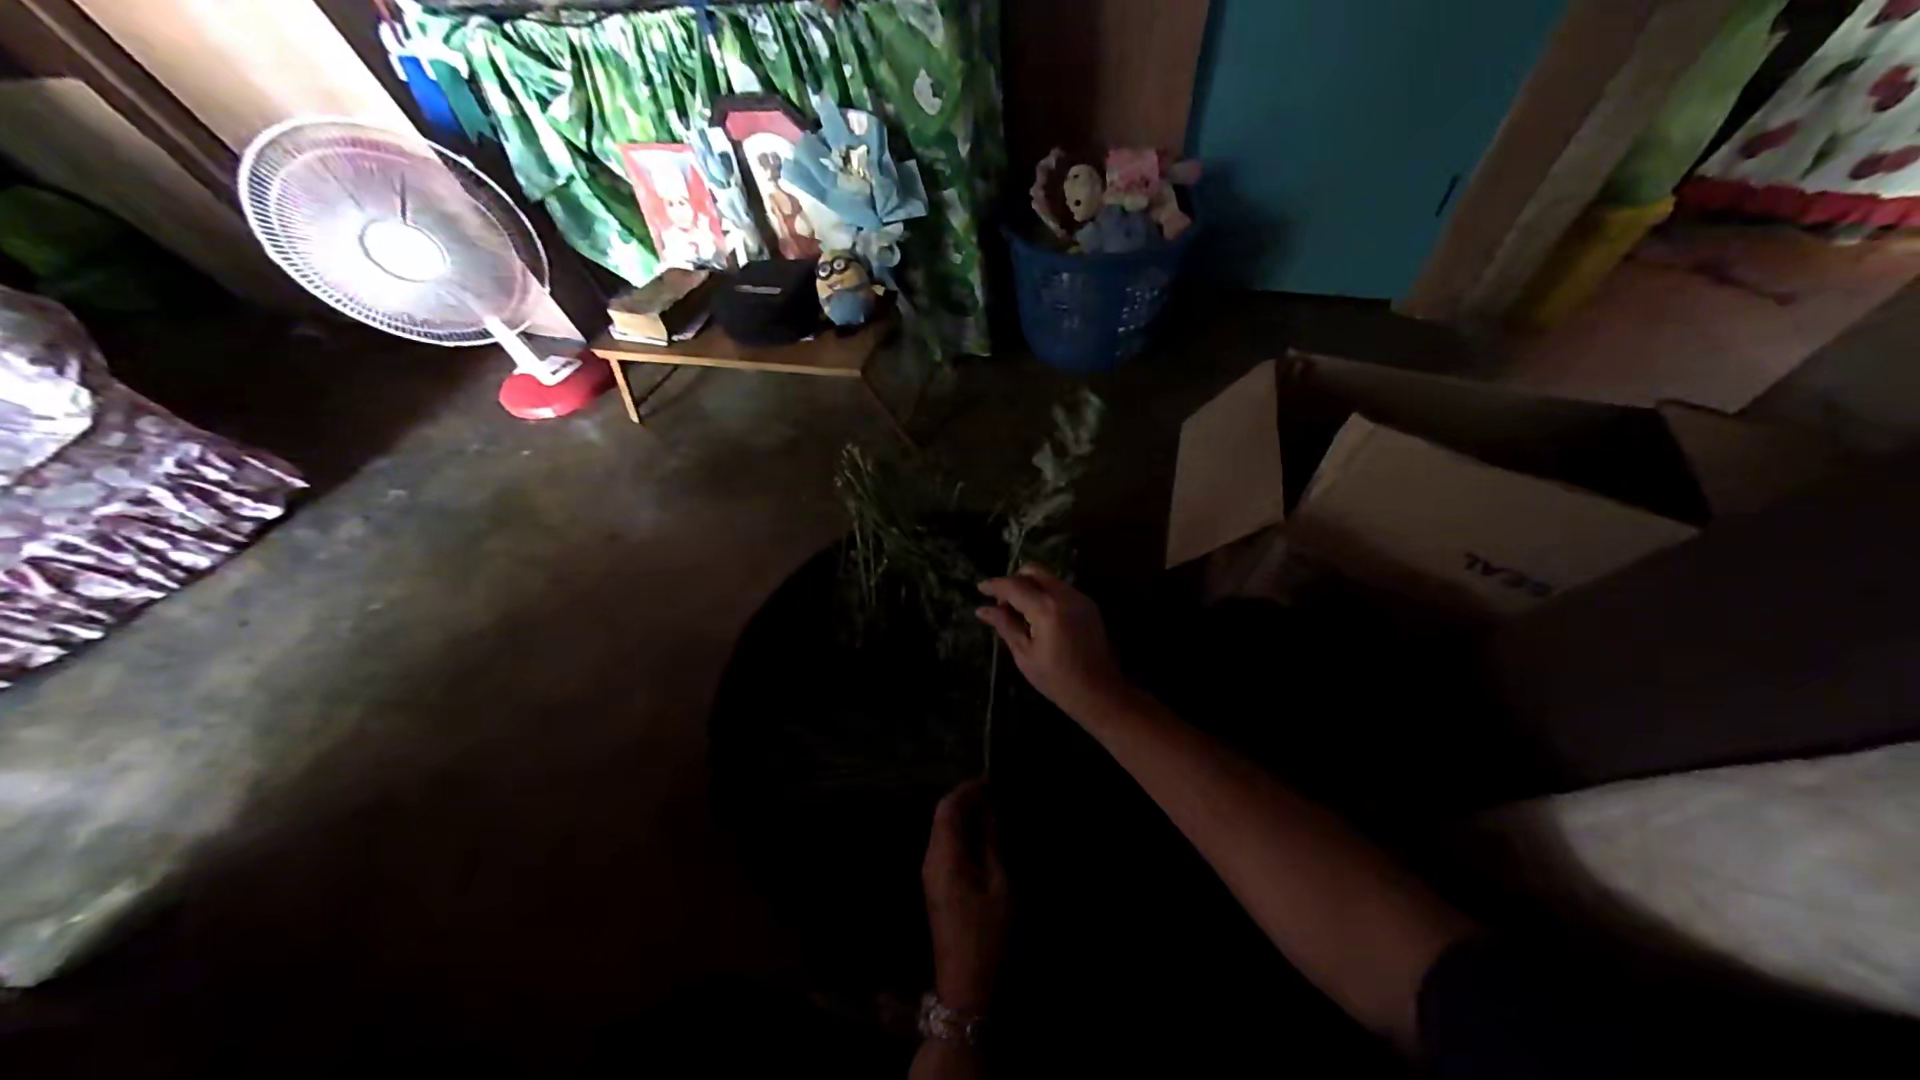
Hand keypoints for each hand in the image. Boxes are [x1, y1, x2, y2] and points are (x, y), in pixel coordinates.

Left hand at [922, 779, 1009, 1013]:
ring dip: (963, 816)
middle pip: (942, 816)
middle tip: (994, 793)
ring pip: (942, 830)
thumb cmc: (986, 934)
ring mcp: (929, 872)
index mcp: (944, 857)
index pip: (947, 809)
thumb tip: (991, 812)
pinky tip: (982, 835)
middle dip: (965, 799)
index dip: (966, 790)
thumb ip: (991, 845)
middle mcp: (930, 859)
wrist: (964, 981)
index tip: (989, 780)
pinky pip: (944, 845)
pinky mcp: (935, 883)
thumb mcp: (999, 886)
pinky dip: (961, 833)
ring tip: (992, 809)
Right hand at [975, 565, 1127, 714]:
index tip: (980, 588)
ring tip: (1018, 611)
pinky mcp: (1088, 605)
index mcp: (1046, 609)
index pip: (1014, 586)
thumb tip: (983, 610)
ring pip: (1049, 578)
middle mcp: (1065, 596)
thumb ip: (1005, 625)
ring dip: (1030, 586)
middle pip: (1034, 571)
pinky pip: (1061, 589)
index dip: (995, 585)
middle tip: (1001, 601)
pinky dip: (1045, 594)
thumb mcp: (1024, 654)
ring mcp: (1080, 598)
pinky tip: (1038, 616)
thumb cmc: (1057, 679)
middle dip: (1014, 580)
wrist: (1099, 692)